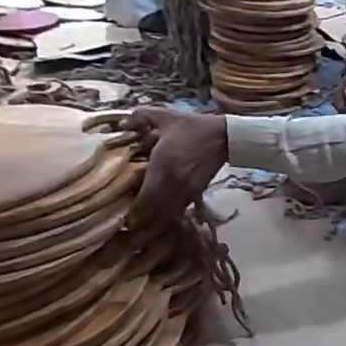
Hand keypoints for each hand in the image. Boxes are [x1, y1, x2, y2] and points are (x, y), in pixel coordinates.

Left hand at [131, 106, 228, 224]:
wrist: (223, 138)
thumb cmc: (193, 127)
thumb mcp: (165, 116)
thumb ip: (140, 116)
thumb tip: (122, 124)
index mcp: (162, 167)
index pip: (144, 199)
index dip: (133, 211)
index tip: (121, 216)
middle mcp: (173, 185)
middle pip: (154, 213)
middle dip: (141, 222)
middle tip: (128, 227)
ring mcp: (186, 191)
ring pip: (167, 215)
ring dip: (155, 223)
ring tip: (142, 229)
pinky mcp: (195, 193)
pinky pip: (179, 210)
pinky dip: (169, 217)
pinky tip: (161, 219)